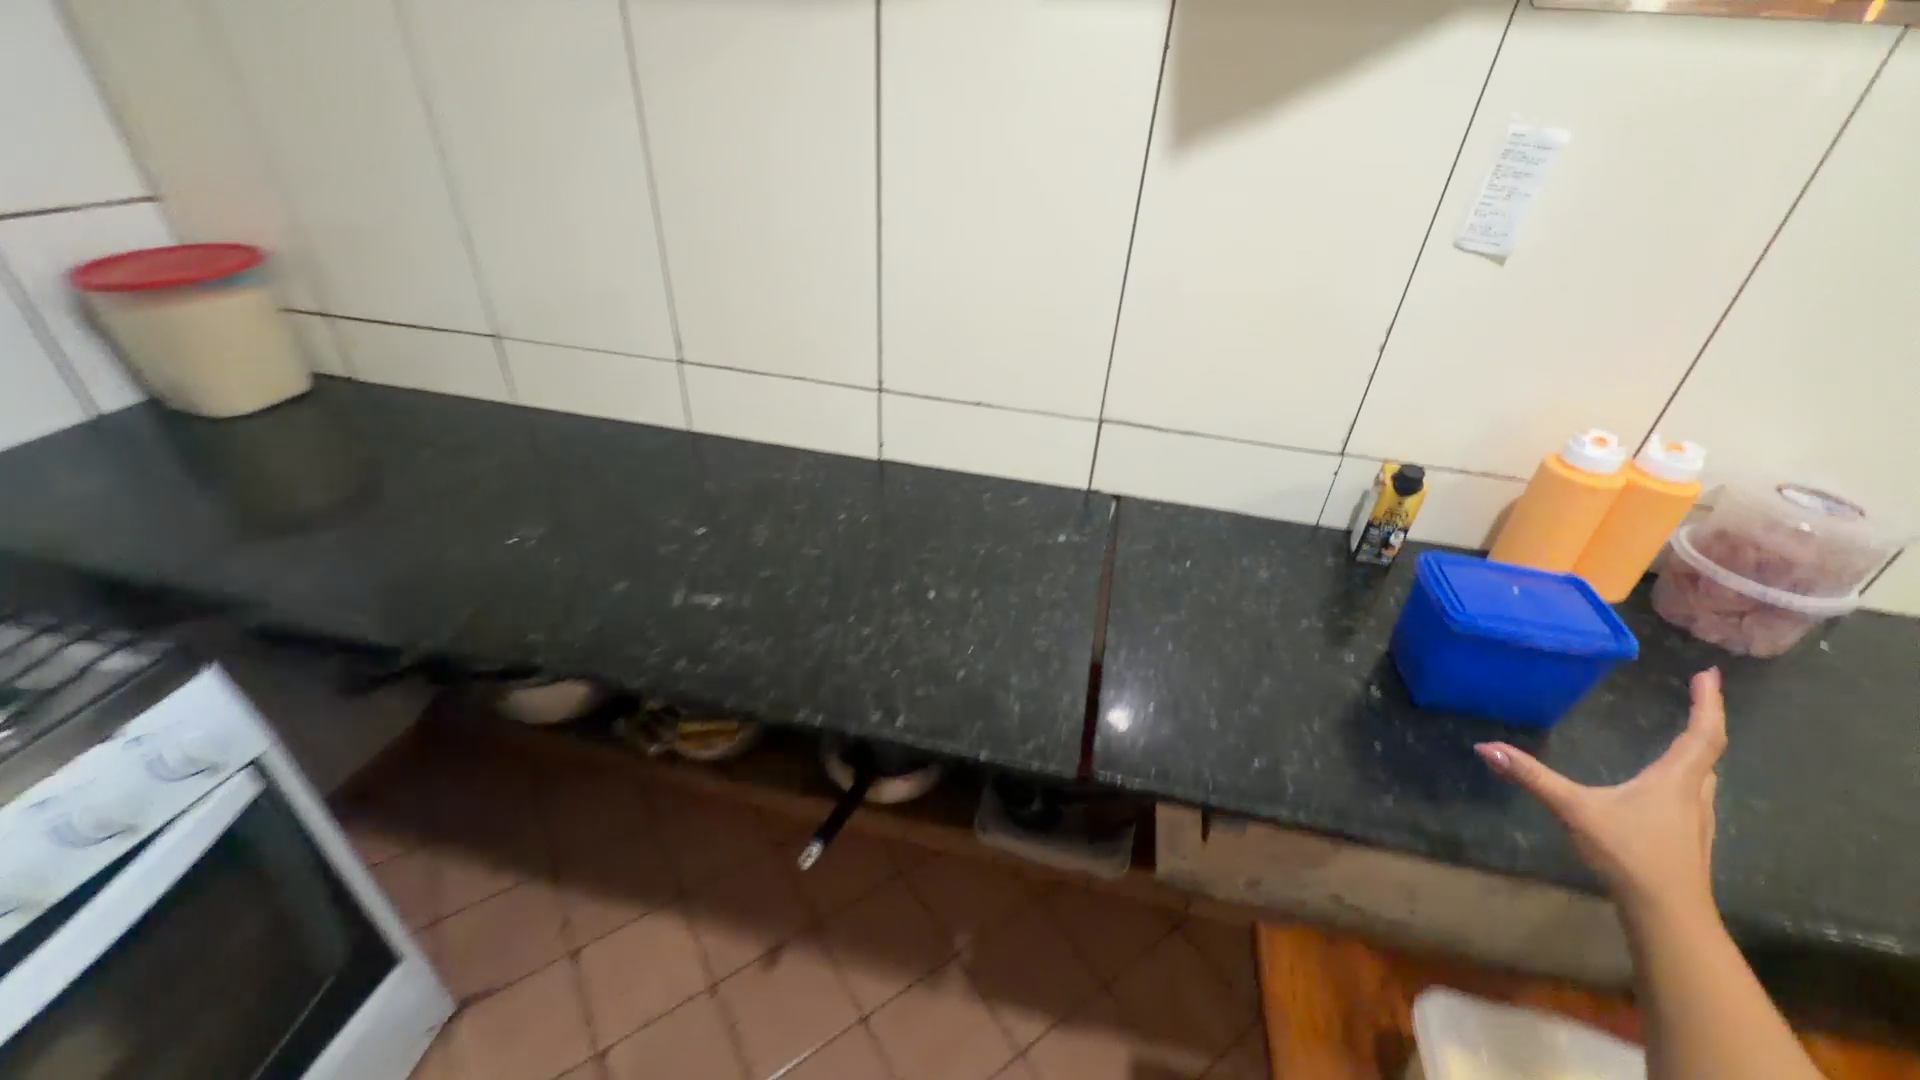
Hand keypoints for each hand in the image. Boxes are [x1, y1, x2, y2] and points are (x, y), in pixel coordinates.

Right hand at [1475, 668, 1727, 919]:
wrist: (1667, 913)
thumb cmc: (1628, 853)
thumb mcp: (1573, 809)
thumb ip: (1532, 777)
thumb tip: (1486, 747)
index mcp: (1674, 780)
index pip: (1702, 733)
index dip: (1708, 703)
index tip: (1710, 675)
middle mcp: (1693, 796)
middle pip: (1708, 756)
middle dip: (1703, 727)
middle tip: (1697, 705)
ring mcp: (1696, 823)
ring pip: (1703, 781)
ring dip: (1696, 758)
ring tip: (1683, 745)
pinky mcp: (1689, 844)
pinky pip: (1692, 801)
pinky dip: (1683, 785)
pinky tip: (1663, 796)